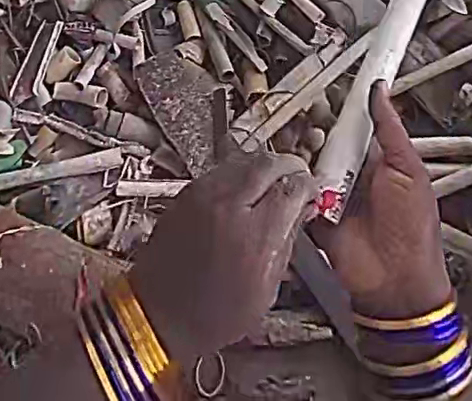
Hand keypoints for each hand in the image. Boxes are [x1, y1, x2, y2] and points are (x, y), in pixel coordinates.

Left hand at [126, 149, 314, 360]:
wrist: (158, 312)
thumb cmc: (212, 313)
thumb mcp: (265, 291)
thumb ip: (287, 244)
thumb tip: (303, 211)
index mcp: (255, 237)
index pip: (292, 189)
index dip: (308, 185)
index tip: (312, 191)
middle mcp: (230, 206)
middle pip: (270, 163)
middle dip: (291, 165)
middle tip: (298, 177)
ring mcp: (206, 194)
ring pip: (247, 158)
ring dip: (267, 165)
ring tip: (275, 181)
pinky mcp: (190, 190)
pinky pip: (225, 167)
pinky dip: (243, 171)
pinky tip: (249, 187)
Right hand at [311, 83, 451, 319]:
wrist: (398, 282)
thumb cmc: (414, 230)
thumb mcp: (408, 170)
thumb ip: (390, 129)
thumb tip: (380, 91)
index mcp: (375, 159)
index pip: (353, 123)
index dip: (341, 106)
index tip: (329, 89)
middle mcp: (351, 171)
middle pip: (325, 138)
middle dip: (317, 125)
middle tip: (315, 120)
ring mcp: (331, 192)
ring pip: (308, 158)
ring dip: (307, 150)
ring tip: (311, 146)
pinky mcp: (315, 212)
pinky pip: (298, 189)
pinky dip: (297, 179)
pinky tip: (302, 171)